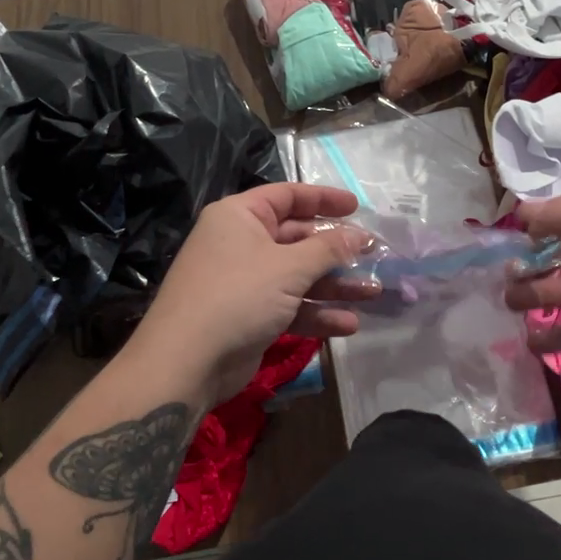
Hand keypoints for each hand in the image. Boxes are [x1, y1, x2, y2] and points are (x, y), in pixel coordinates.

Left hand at [132, 183, 374, 403]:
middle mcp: (240, 243)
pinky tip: (348, 324)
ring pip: (299, 276)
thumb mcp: (289, 268)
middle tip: (374, 257)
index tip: (357, 207)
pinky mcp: (250, 316)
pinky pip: (291, 306)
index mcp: (240, 217)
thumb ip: (329, 249)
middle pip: (297, 239)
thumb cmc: (237, 297)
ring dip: (335, 286)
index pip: (287, 196)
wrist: (186, 363)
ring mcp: (245, 282)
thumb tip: (362, 235)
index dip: (324, 199)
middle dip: (337, 251)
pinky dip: (317, 314)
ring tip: (374, 294)